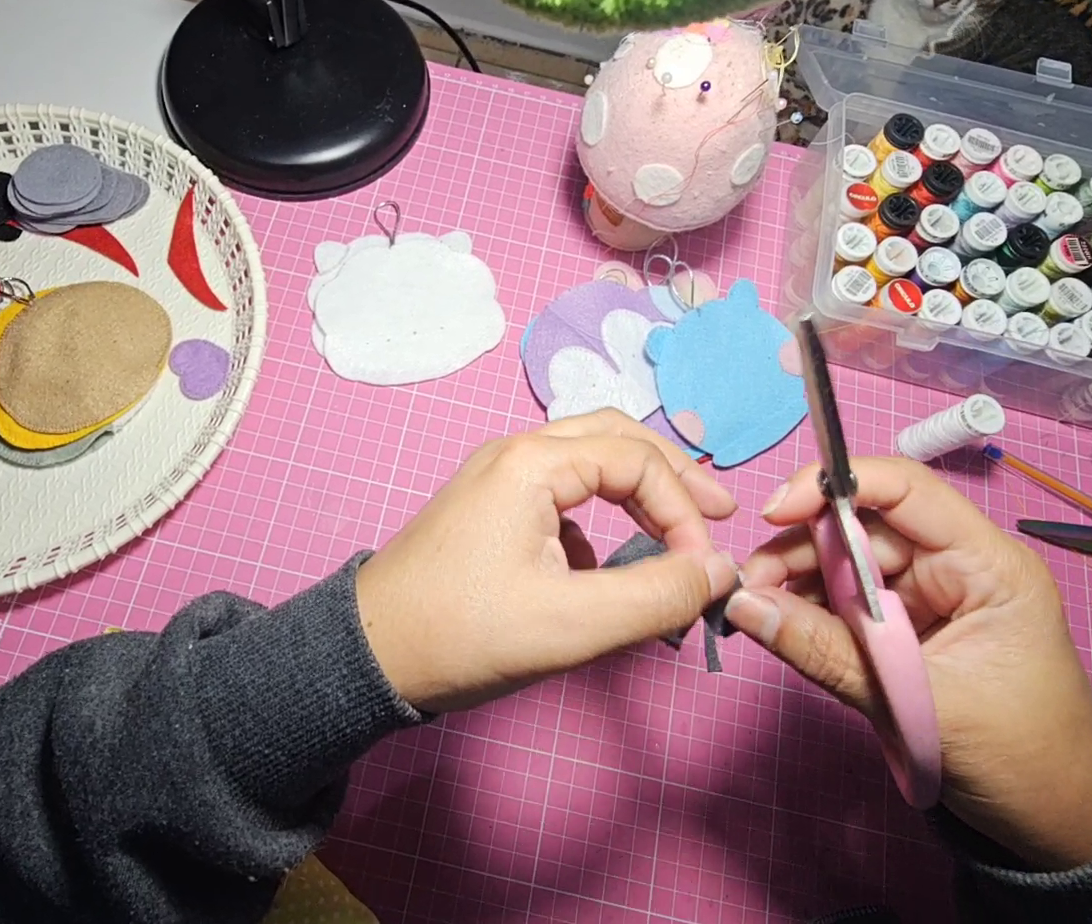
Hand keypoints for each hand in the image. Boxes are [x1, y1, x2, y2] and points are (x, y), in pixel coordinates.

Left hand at [356, 410, 739, 712]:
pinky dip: (599, 515)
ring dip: (636, 489)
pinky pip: (560, 492)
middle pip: (614, 437)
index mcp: (532, 462)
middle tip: (719, 513)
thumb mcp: (573, 624)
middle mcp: (516, 452)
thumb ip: (657, 596)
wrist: (372, 653)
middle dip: (671, 474)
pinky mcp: (491, 507)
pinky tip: (606, 564)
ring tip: (678, 529)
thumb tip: (718, 571)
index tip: (703, 571)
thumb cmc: (466, 633)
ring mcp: (499, 477)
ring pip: (587, 460)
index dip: (683, 510)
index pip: (637, 461)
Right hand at [724, 458, 1091, 870]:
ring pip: (841, 559)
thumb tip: (742, 604)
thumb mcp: (915, 704)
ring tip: (754, 607)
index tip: (775, 514)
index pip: (905, 491)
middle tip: (749, 585)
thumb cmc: (1018, 761)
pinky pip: (840, 596)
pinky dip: (803, 605)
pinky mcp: (900, 620)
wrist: (1052, 827)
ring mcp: (924, 592)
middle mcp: (952, 564)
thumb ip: (823, 650)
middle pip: (859, 526)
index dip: (835, 487)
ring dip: (793, 577)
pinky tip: (777, 621)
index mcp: (985, 565)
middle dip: (798, 547)